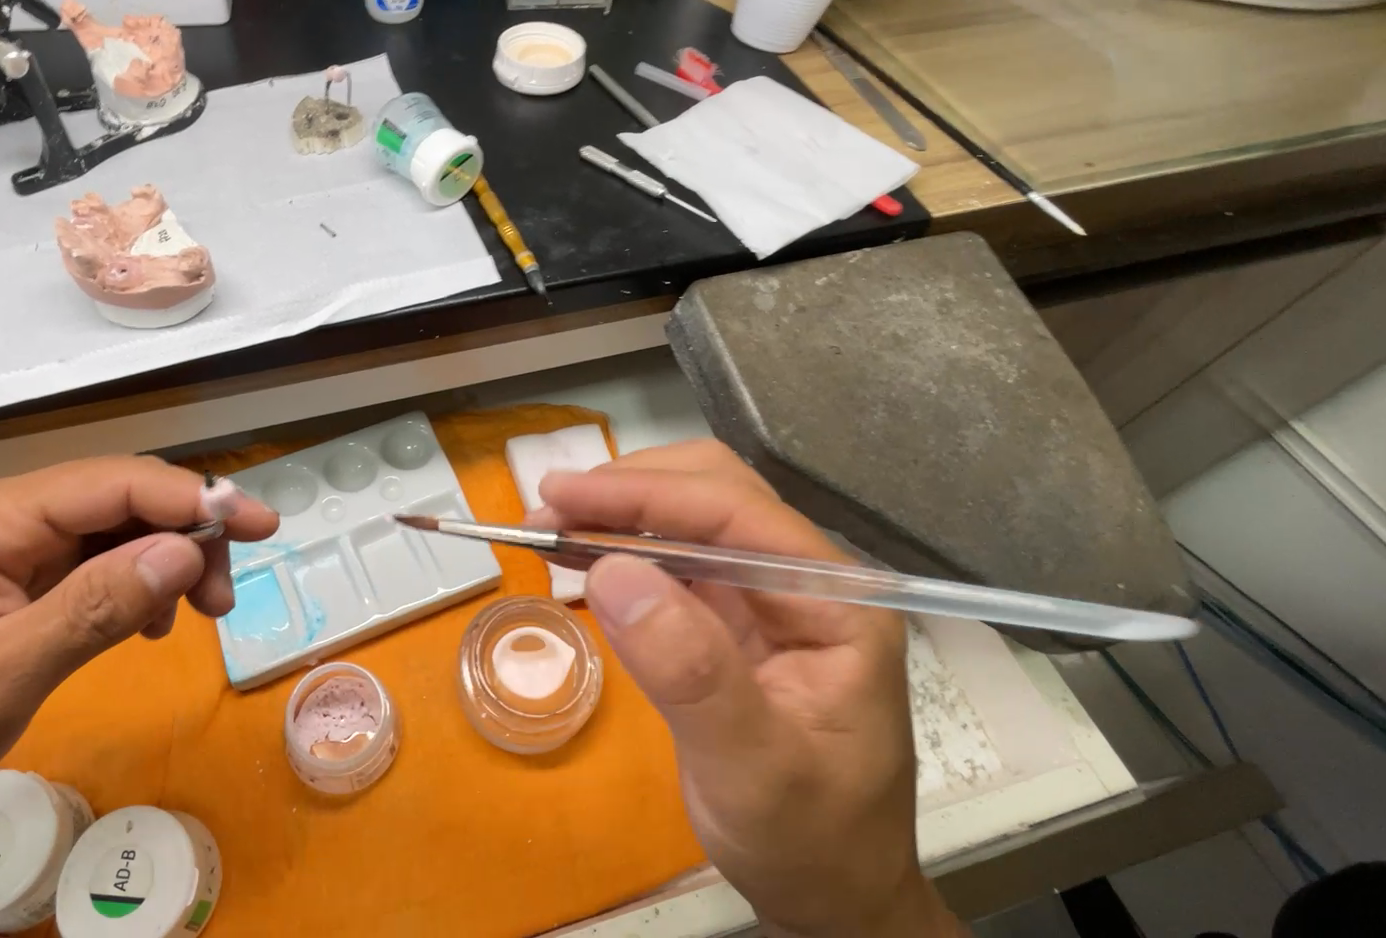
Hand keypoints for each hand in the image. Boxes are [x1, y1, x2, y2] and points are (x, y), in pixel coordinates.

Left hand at [0, 456, 277, 855]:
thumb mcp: (0, 673)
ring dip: (162, 567)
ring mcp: (4, 556)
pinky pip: (87, 572)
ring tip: (191, 619)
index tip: (260, 525)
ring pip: (110, 536)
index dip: (195, 496)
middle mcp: (3, 520)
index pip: (116, 482)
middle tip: (225, 599)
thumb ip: (96, 605)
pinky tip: (143, 628)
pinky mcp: (5, 591)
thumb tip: (186, 552)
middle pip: (120, 502)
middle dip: (184, 537)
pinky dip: (130, 591)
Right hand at [533, 442, 961, 937]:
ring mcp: (768, 596)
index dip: (645, 494)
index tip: (562, 493)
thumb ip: (691, 672)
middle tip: (549, 512)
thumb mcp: (751, 771)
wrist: (831, 893)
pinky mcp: (733, 617)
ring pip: (689, 516)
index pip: (736, 513)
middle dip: (628, 491)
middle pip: (714, 492)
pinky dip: (621, 547)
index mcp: (836, 601)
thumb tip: (612, 572)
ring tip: (551, 527)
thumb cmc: (808, 841)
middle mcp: (805, 581)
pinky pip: (673, 559)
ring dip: (618, 512)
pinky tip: (579, 555)